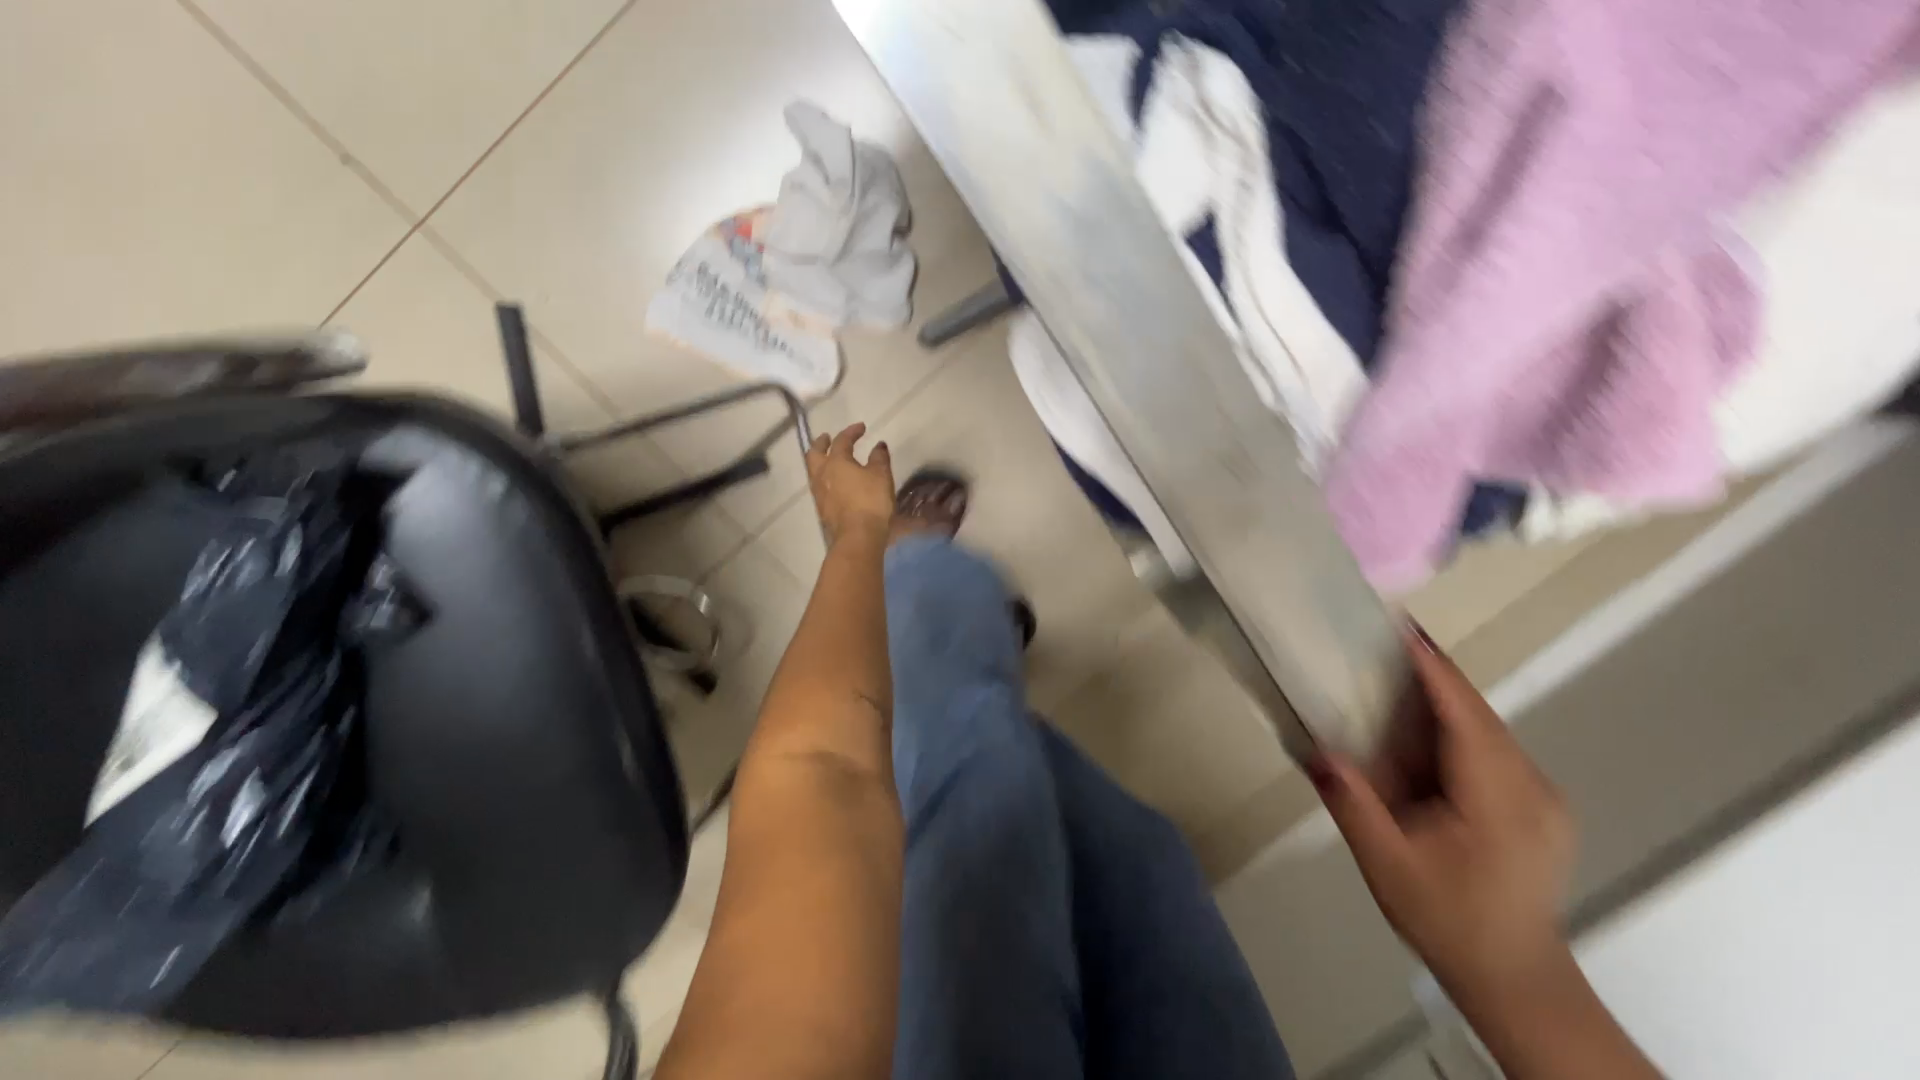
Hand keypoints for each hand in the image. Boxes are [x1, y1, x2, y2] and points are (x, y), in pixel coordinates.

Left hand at [806, 423, 893, 546]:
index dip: (852, 432)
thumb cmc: (871, 501)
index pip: (842, 441)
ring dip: (820, 461)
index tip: (862, 427)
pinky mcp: (822, 509)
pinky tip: (833, 482)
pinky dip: (824, 477)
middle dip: (821, 443)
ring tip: (829, 459)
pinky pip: (819, 486)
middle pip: (815, 453)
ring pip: (813, 470)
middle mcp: (822, 474)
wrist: (858, 536)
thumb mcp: (881, 476)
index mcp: (836, 462)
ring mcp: (819, 493)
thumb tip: (878, 446)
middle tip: (827, 437)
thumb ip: (879, 458)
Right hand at [1312, 628, 1575, 1000]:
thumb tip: (1318, 751)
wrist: (1514, 976)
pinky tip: (1423, 738)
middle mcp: (1533, 789)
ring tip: (1394, 682)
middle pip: (1479, 717)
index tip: (1405, 631)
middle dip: (1433, 681)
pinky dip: (1457, 732)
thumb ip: (1354, 805)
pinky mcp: (1541, 806)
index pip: (1466, 719)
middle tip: (1384, 648)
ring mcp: (1544, 797)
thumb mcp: (1387, 866)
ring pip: (1488, 732)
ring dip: (1443, 707)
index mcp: (1500, 802)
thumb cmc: (1446, 919)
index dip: (1435, 673)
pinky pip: (1495, 751)